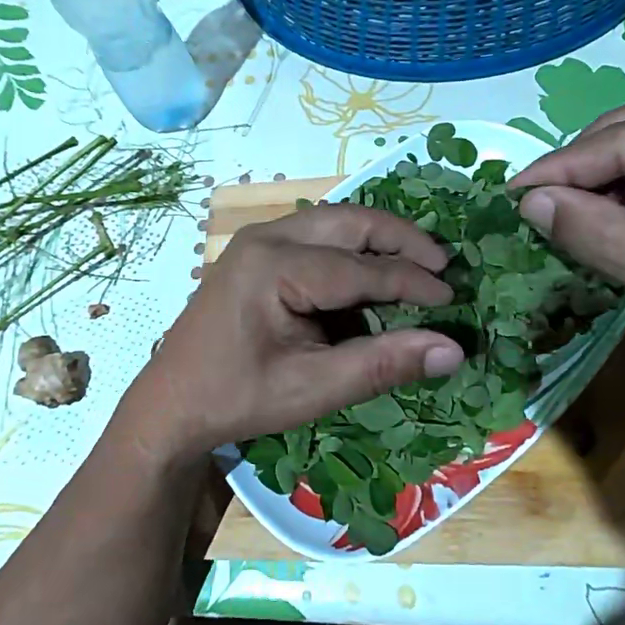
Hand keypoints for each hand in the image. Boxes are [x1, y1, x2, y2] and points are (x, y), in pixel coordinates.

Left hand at [112, 204, 465, 467]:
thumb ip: (383, 364)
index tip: (453, 299)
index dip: (414, 282)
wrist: (171, 403)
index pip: (363, 267)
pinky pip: (315, 234)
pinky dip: (351, 249)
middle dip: (402, 240)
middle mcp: (266, 237)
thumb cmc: (238, 398)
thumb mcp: (313, 388)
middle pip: (351, 221)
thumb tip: (453, 349)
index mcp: (275, 266)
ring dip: (378, 239)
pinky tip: (370, 275)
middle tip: (442, 266)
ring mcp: (257, 239)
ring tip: (417, 266)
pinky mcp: (255, 250)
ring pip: (334, 220)